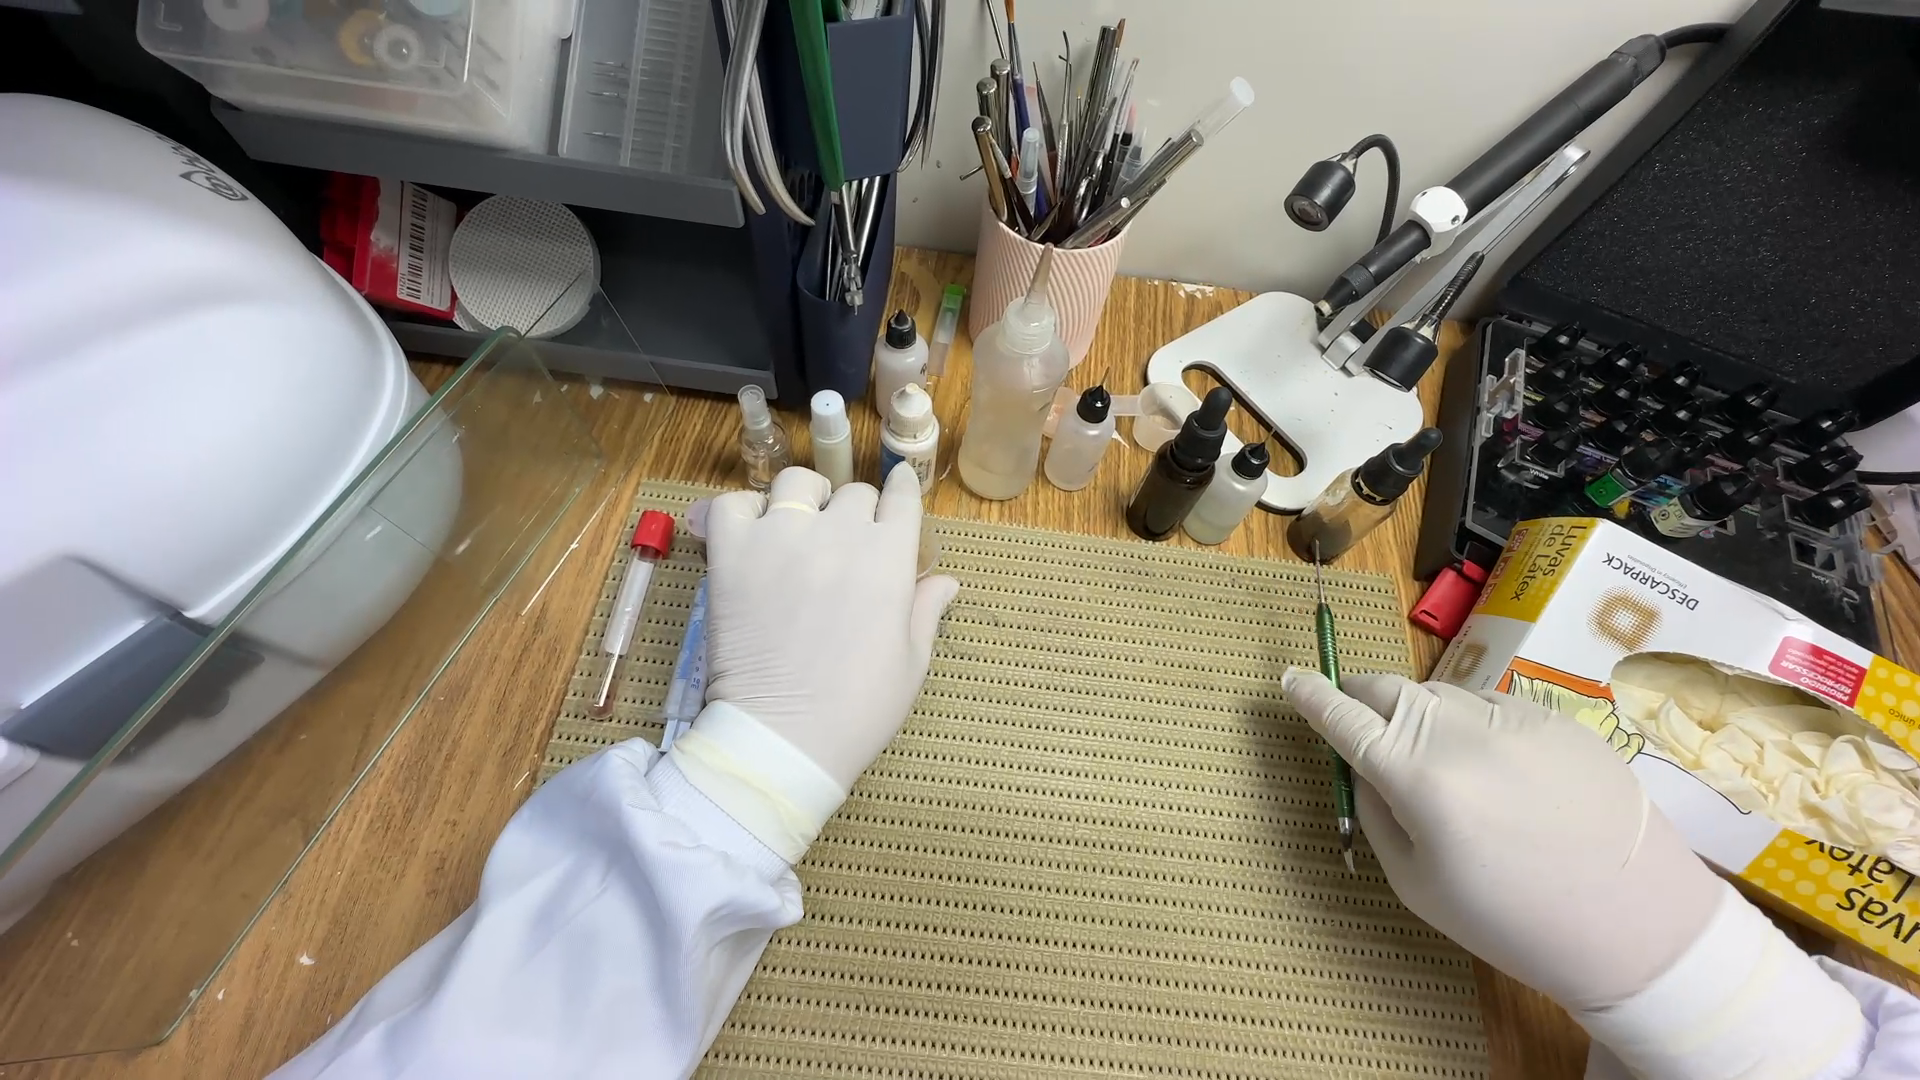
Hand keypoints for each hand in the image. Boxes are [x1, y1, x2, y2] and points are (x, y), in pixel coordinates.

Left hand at [702, 465, 959, 787]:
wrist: (784, 737)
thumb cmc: (859, 707)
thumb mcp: (911, 663)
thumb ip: (927, 611)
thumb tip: (948, 580)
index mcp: (889, 557)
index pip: (902, 498)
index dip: (901, 491)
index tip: (897, 492)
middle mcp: (839, 533)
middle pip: (854, 494)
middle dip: (857, 513)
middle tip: (847, 544)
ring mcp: (781, 538)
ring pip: (797, 483)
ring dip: (805, 500)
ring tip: (799, 526)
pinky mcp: (733, 553)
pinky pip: (733, 505)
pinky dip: (743, 512)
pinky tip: (753, 536)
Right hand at [1281, 670, 1722, 1010]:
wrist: (1645, 932)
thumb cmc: (1511, 920)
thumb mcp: (1413, 879)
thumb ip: (1374, 806)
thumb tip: (1359, 759)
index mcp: (1418, 778)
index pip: (1343, 718)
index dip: (1310, 695)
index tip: (1290, 677)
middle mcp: (1460, 732)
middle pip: (1384, 688)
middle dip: (1361, 701)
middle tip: (1368, 733)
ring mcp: (1513, 718)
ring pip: (1435, 694)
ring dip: (1419, 716)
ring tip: (1451, 770)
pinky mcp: (1556, 718)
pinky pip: (1487, 705)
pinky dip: (1472, 726)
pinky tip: (1502, 774)